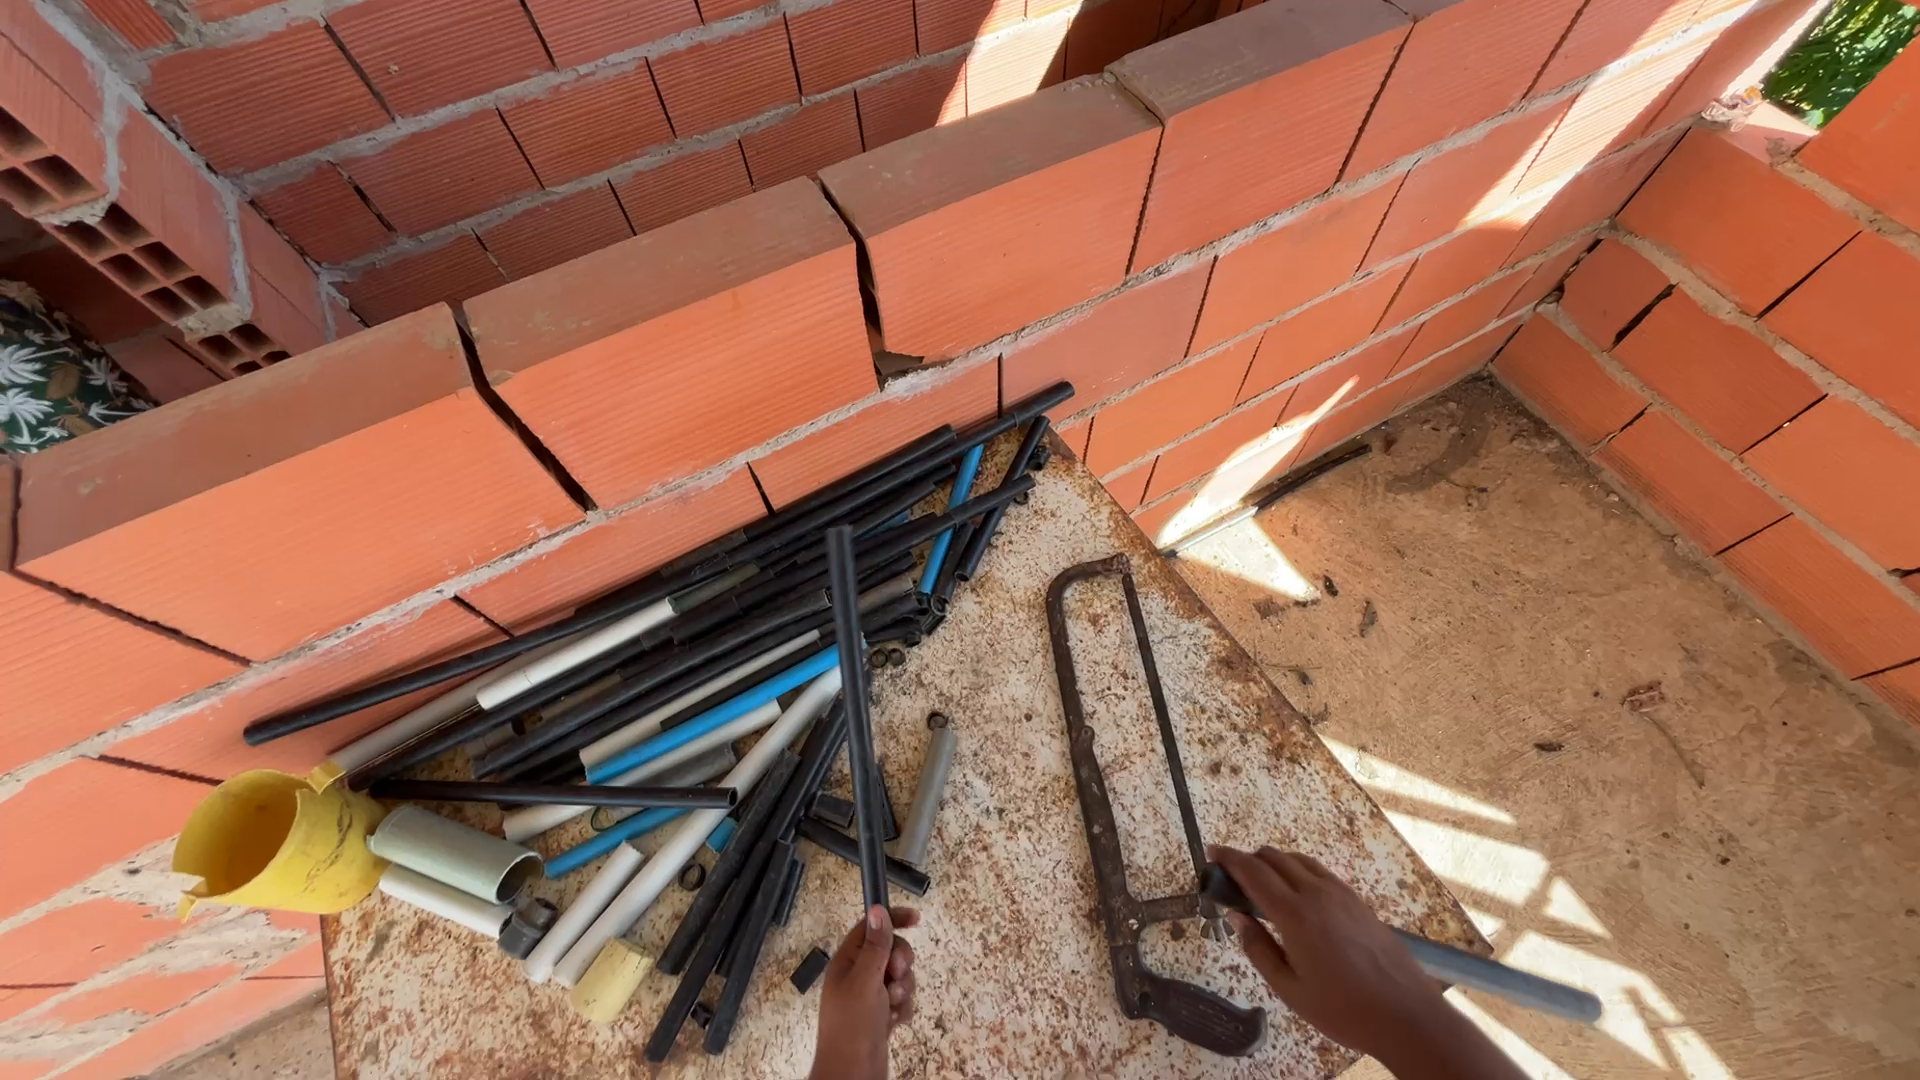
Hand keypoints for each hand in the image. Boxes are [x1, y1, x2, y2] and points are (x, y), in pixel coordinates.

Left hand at [809, 905, 918, 1079]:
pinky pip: (902, 1000)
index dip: (893, 919)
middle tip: (897, 975)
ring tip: (894, 1006)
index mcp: (847, 961)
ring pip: (900, 976)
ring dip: (903, 989)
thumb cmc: (853, 1025)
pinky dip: (903, 1008)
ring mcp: (870, 997)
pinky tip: (896, 1022)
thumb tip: (877, 908)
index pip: (871, 927)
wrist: (853, 1077)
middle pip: (890, 951)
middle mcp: (858, 975)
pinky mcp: (881, 1016)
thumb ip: (876, 945)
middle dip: (901, 962)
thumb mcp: (865, 980)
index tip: (917, 919)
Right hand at [1211, 846, 1444, 1057]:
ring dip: (1274, 863)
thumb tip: (1237, 918)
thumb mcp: (1290, 990)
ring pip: (1297, 859)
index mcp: (1294, 914)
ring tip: (1265, 886)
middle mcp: (1316, 893)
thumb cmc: (1344, 1010)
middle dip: (1248, 859)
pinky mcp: (1357, 900)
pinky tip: (1298, 896)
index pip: (1253, 871)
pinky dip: (1298, 871)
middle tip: (1234, 879)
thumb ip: (1258, 950)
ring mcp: (1340, 893)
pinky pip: (1318, 871)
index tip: (1211, 853)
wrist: (1408, 1017)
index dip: (1228, 858)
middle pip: (1273, 857)